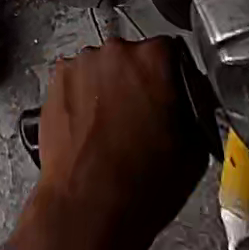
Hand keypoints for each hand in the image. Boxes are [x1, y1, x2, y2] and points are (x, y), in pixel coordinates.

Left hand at [0, 38, 210, 249]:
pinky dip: (82, 94)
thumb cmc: (140, 182)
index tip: (170, 87)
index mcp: (152, 60)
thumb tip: (188, 98)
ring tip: (112, 125)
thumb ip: (191, 107)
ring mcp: (81, 61)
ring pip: (101, 66)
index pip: (169, 49)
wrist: (89, 200)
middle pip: (131, 55)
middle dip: (137, 78)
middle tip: (141, 113)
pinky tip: (90, 124)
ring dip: (107, 85)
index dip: (172, 71)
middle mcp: (114, 51)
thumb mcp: (192, 148)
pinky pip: (76, 78)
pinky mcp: (56, 76)